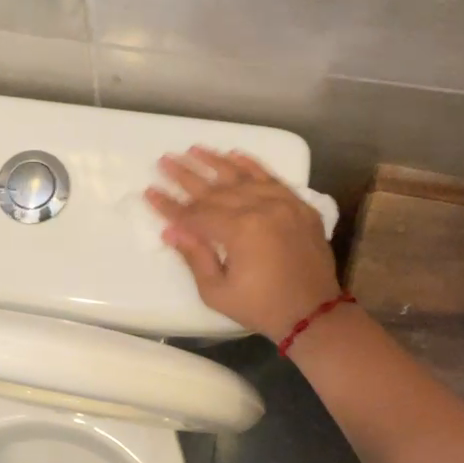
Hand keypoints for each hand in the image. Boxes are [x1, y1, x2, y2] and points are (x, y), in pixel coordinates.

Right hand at [145, 147, 343, 340]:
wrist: (313, 312)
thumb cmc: (261, 307)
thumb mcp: (217, 292)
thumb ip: (195, 257)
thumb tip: (171, 231)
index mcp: (241, 231)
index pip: (195, 214)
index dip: (169, 205)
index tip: (149, 192)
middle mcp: (262, 208)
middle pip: (215, 189)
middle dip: (186, 176)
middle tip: (164, 161)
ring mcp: (284, 204)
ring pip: (243, 177)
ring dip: (215, 162)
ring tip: (193, 150)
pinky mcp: (299, 206)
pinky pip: (272, 178)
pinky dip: (252, 166)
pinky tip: (234, 155)